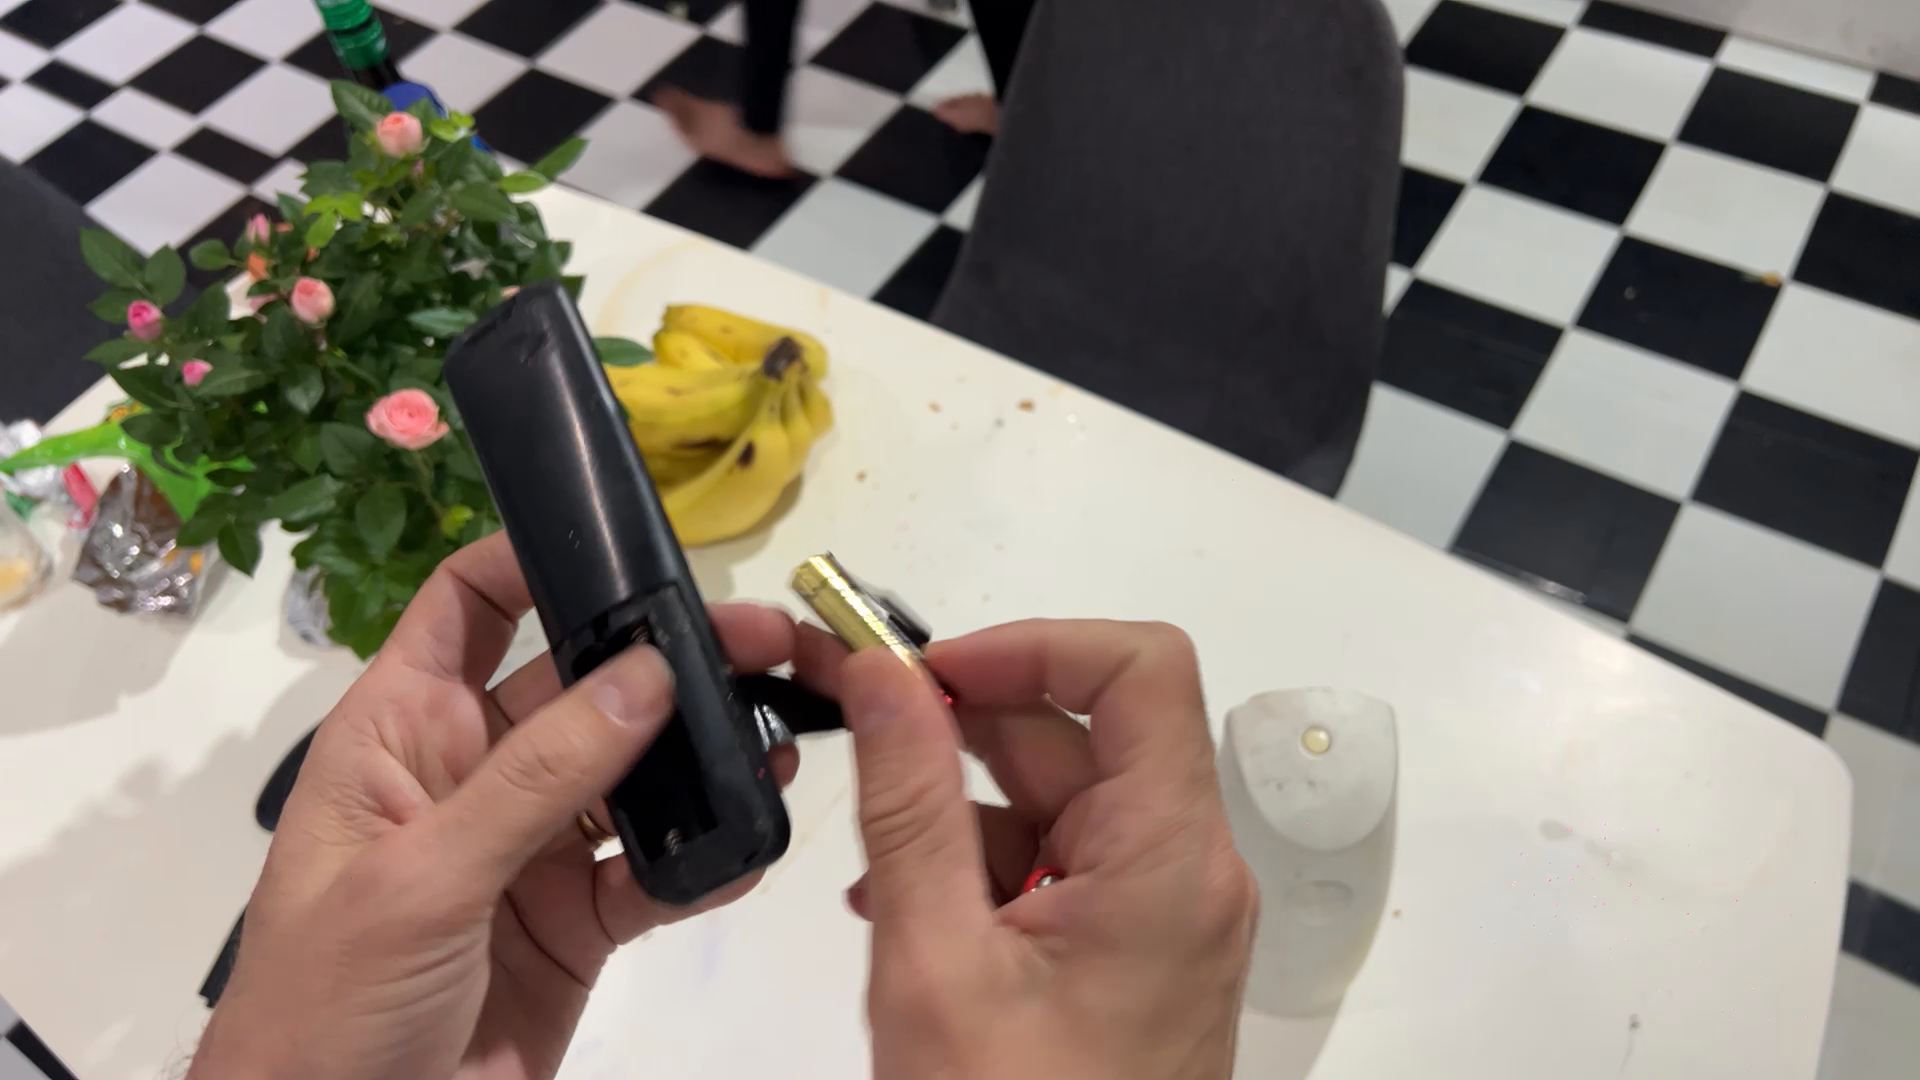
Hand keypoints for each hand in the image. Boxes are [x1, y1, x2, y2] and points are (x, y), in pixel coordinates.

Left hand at [189, 533, 798, 1079]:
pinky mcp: (586, 908)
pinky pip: (658, 863)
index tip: (627, 545)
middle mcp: (486, 767)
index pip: (468, 605)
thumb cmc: (326, 1017)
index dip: (535, 559)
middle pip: (589, 681)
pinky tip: (752, 838)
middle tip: (759, 640)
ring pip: (638, 768)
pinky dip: (707, 853)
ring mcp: (541, 839)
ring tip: (777, 733)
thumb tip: (653, 675)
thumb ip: (543, 775)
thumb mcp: (423, 881)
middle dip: (672, 656)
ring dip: (706, 751)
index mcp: (413, 731)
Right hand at [798, 620, 1257, 1079]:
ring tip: (882, 850)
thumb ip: (909, 801)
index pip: (1142, 668)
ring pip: (1056, 786)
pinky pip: (1051, 846)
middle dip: (973, 720)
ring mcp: (1155, 898)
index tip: (935, 670)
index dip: (1038, 645)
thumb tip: (881, 674)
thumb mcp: (935, 958)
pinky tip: (909, 896)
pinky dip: (978, 850)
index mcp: (1170, 854)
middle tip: (873, 730)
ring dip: (963, 794)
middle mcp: (1183, 860)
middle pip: (1083, 727)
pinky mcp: (1124, 931)